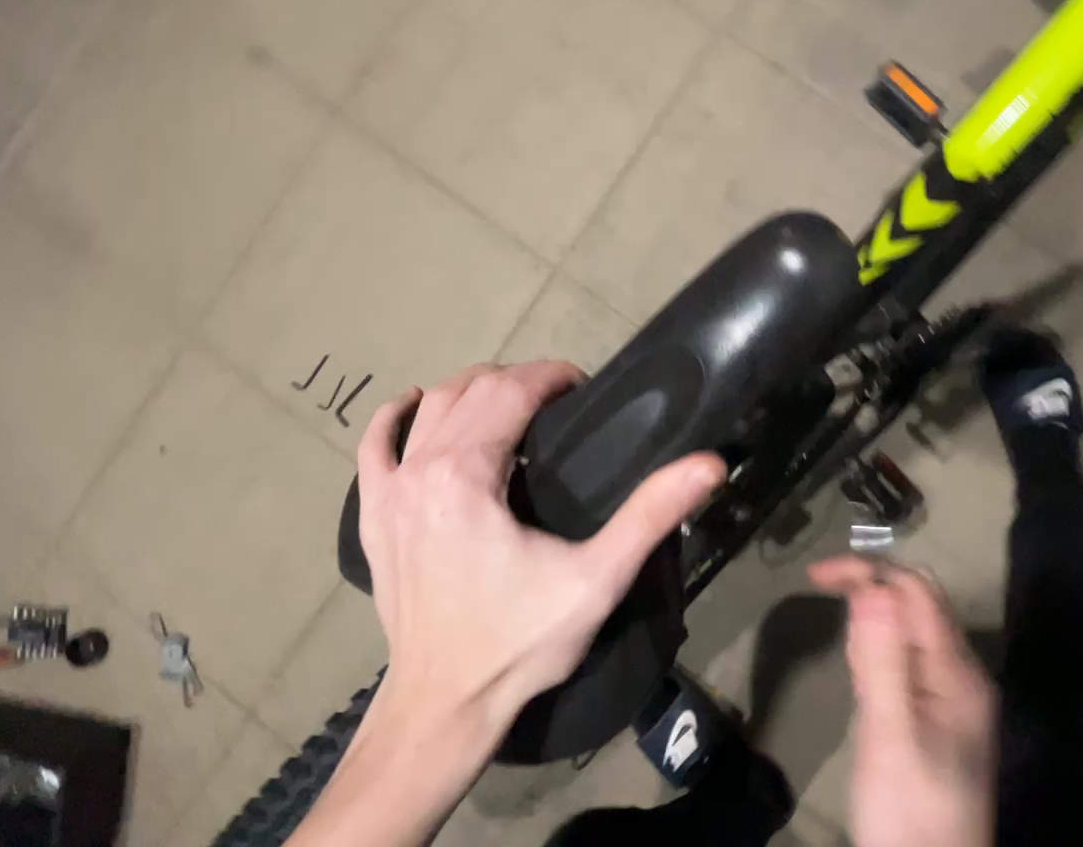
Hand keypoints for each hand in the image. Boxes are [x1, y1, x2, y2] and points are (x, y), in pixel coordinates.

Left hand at [357, 360, 725, 733]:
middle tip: (561, 407)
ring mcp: (387, 491)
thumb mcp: (596, 580)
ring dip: (472, 391)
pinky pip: (375, 446)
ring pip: (429, 406)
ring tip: (512, 408)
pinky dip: (395, 417)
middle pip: (472, 389)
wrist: (443, 706)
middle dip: (521, 382)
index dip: (551, 377)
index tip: (584, 390)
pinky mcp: (372, 515)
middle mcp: (420, 469)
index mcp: (467, 474)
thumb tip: (710, 464)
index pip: (511, 389)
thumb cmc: (519, 642)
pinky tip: (415, 407)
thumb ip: (651, 515)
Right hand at [810, 556, 997, 846]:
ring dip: (876, 607)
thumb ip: (881, 661)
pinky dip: (881, 638)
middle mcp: (961, 674)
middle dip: (873, 581)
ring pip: (914, 625)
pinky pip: (911, 654)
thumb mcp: (889, 737)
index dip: (868, 571)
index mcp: (956, 672)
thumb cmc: (907, 815)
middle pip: (920, 601)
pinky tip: (862, 655)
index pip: (915, 590)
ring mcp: (952, 695)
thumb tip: (870, 586)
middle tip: (823, 589)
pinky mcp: (938, 715)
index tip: (815, 576)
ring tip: (836, 612)